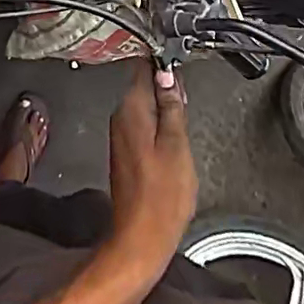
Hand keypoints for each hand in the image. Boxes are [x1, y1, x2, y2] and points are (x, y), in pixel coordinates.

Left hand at [106, 65, 196, 258]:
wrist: (141, 236)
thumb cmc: (161, 197)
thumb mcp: (177, 145)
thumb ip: (171, 105)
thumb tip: (166, 75)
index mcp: (131, 108)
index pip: (143, 68)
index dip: (164, 67)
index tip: (179, 76)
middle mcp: (120, 116)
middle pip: (144, 86)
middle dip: (166, 92)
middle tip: (184, 111)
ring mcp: (120, 133)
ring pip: (144, 107)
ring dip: (163, 113)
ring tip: (179, 134)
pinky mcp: (124, 149)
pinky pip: (142, 126)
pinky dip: (157, 130)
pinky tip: (170, 148)